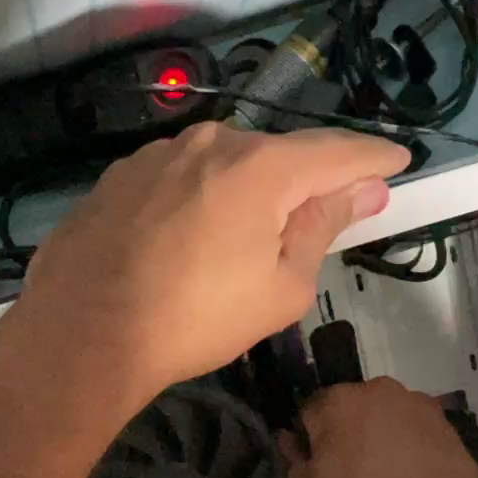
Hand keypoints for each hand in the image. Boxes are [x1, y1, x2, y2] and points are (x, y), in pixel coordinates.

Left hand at [7, 124, 407, 405]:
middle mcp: (207, 143)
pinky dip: (194, 203)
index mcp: (260, 166)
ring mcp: (153, 157)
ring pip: (219, 167)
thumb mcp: (279, 289)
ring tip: (240, 240)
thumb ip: (322, 228)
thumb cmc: (193, 321)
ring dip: (241, 193)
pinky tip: (183, 242)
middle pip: (274, 157)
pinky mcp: (115, 180)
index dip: (372, 160)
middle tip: (319, 216)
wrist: (81, 335)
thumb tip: (361, 190)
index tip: (396, 164)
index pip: (336, 151)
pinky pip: (174, 183)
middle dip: (302, 184)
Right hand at [280, 378, 477, 477]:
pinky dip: (406, 449)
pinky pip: (411, 431)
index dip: (309, 443)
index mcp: (338, 401)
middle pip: (348, 411)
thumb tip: (291, 440)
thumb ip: (293, 462)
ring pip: (382, 419)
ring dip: (376, 441)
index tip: (318, 472)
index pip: (308, 412)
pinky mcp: (446, 424)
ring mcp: (417, 405)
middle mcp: (378, 391)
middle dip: (344, 437)